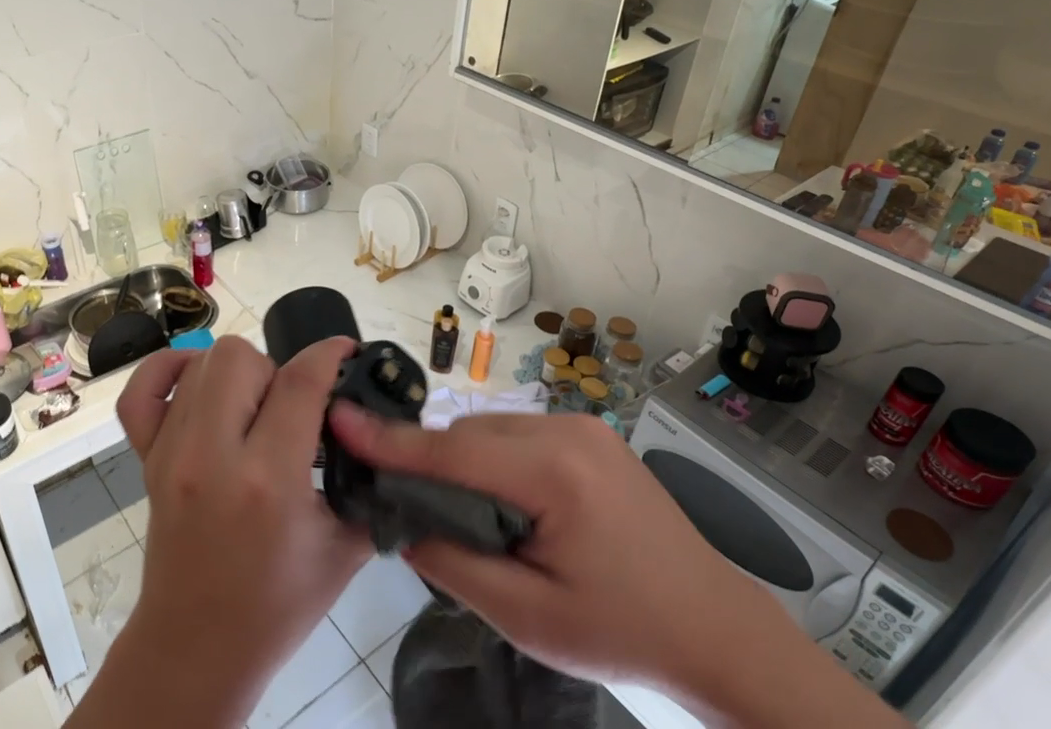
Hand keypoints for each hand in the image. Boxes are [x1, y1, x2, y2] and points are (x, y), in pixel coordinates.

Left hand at [68, 336, 371, 728]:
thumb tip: (376, 430)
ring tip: (256, 409)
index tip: (349, 352)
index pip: (300, 382)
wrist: (198, 645)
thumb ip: (367, 483)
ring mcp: (170, 453)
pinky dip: (169, 372)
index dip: (330, 355)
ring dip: (238, 374)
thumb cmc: (278, 605)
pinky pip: (141, 391)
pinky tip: (197, 385)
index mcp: (268, 479)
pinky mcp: (146, 459)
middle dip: (278, 369)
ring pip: (200, 364)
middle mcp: (212, 454)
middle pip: (240, 357)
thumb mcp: (345, 547)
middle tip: (294, 408)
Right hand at [327, 407, 909, 728]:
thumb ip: (453, 561)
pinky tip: (497, 504)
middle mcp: (568, 430)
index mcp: (555, 474)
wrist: (713, 627)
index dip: (388, 441)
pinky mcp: (591, 436)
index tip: (337, 421)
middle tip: (404, 511)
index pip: (450, 451)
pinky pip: (516, 436)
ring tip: (455, 516)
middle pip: (466, 434)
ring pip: (488, 431)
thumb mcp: (526, 616)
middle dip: (427, 463)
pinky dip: (490, 461)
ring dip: (459, 463)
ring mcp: (584, 427)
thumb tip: (403, 521)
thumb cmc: (622, 630)